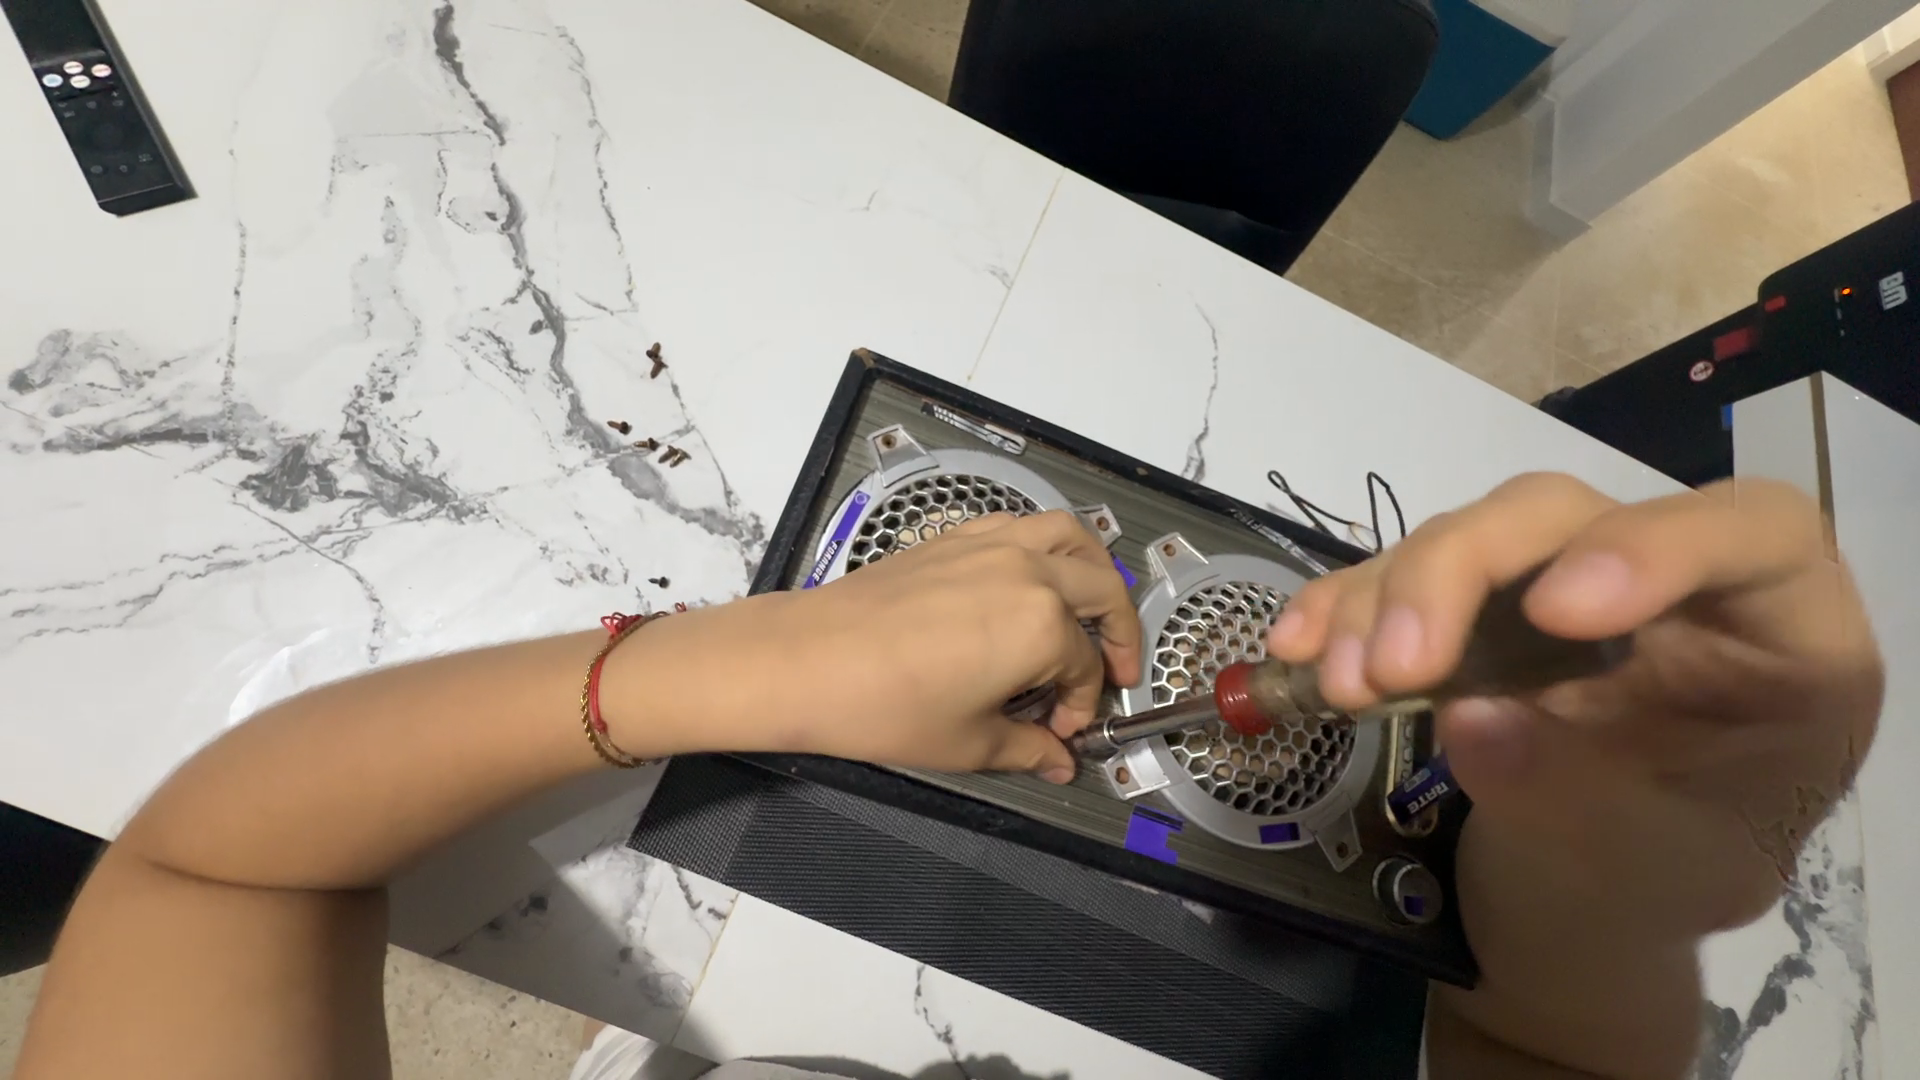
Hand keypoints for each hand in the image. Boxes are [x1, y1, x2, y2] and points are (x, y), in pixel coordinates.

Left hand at [612, 511, 1141, 781]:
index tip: (1060, 732)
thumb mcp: (968, 743)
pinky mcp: (956, 535)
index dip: (1080, 705)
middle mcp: (1029, 570)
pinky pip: (1021, 524)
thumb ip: (1029, 748)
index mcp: (1042, 623)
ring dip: (1095, 570)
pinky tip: (1032, 578)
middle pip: (1102, 590)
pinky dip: (1045, 545)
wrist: (806, 659)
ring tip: (1092, 605)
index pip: (1084, 666)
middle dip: (1120, 635)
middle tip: (1113, 669)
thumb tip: (1062, 764)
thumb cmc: (888, 708)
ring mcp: (992, 543)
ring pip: (1070, 537)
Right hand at [1268, 472, 1881, 928]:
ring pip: (1447, 538)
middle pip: (1543, 514)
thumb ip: (1581, 798)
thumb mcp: (1653, 865)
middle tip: (1392, 668)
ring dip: (1377, 601)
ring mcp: (1528, 579)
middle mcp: (1637, 575)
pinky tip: (1294, 647)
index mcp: (1760, 628)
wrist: (1574, 874)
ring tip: (1335, 687)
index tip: (1557, 615)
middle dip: (1452, 577)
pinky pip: (1381, 577)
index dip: (1649, 546)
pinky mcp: (1448, 600)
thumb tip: (1470, 715)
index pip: (1744, 530)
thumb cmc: (1650, 869)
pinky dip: (1333, 605)